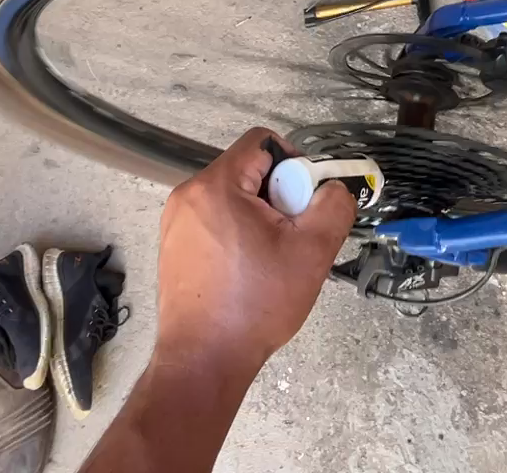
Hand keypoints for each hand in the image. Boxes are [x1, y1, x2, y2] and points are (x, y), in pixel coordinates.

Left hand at [152, 128, 355, 382]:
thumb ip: (333, 205)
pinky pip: (215, 219)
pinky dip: (238, 233)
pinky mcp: (173, 247)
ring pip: (233, 196)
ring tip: (272, 257)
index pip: (262, 141)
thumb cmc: (255, 304)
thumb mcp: (312, 250)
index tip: (304, 201)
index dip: (293, 162)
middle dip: (278, 194)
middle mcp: (188, 195)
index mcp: (216, 185)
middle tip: (291, 234)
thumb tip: (333, 189)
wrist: (203, 364)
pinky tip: (249, 271)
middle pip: (247, 168)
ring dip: (260, 216)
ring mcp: (175, 222)